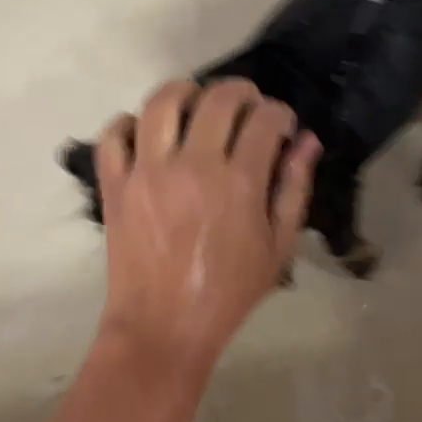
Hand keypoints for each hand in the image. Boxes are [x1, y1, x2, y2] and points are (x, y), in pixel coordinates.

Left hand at [93, 79, 319, 363]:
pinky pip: (114, 135)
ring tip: (197, 104)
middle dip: (242, 92)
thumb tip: (307, 140)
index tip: (281, 127)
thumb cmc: (230, 290)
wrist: (163, 329)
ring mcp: (148, 172)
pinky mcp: (115, 185)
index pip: (265, 118)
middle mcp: (194, 166)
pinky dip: (130, 123)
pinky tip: (149, 134)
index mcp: (239, 182)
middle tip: (248, 108)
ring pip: (162, 102)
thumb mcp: (279, 245)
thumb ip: (294, 187)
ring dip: (186, 91)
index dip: (280, 114)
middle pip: (218, 98)